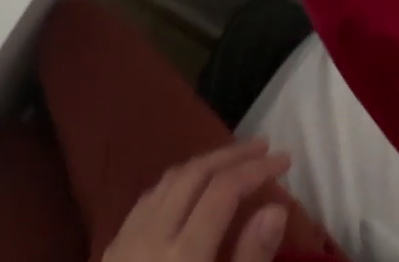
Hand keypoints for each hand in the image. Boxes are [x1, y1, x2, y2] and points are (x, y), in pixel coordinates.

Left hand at [104, 138, 295, 261]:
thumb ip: (248, 260)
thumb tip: (275, 208)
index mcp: (183, 255)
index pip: (223, 191)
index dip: (255, 170)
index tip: (285, 161)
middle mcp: (151, 235)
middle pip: (195, 174)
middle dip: (232, 155)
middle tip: (266, 148)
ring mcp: (127, 239)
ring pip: (168, 180)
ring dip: (204, 163)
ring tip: (234, 160)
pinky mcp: (112, 248)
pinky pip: (149, 197)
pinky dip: (177, 181)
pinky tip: (189, 187)